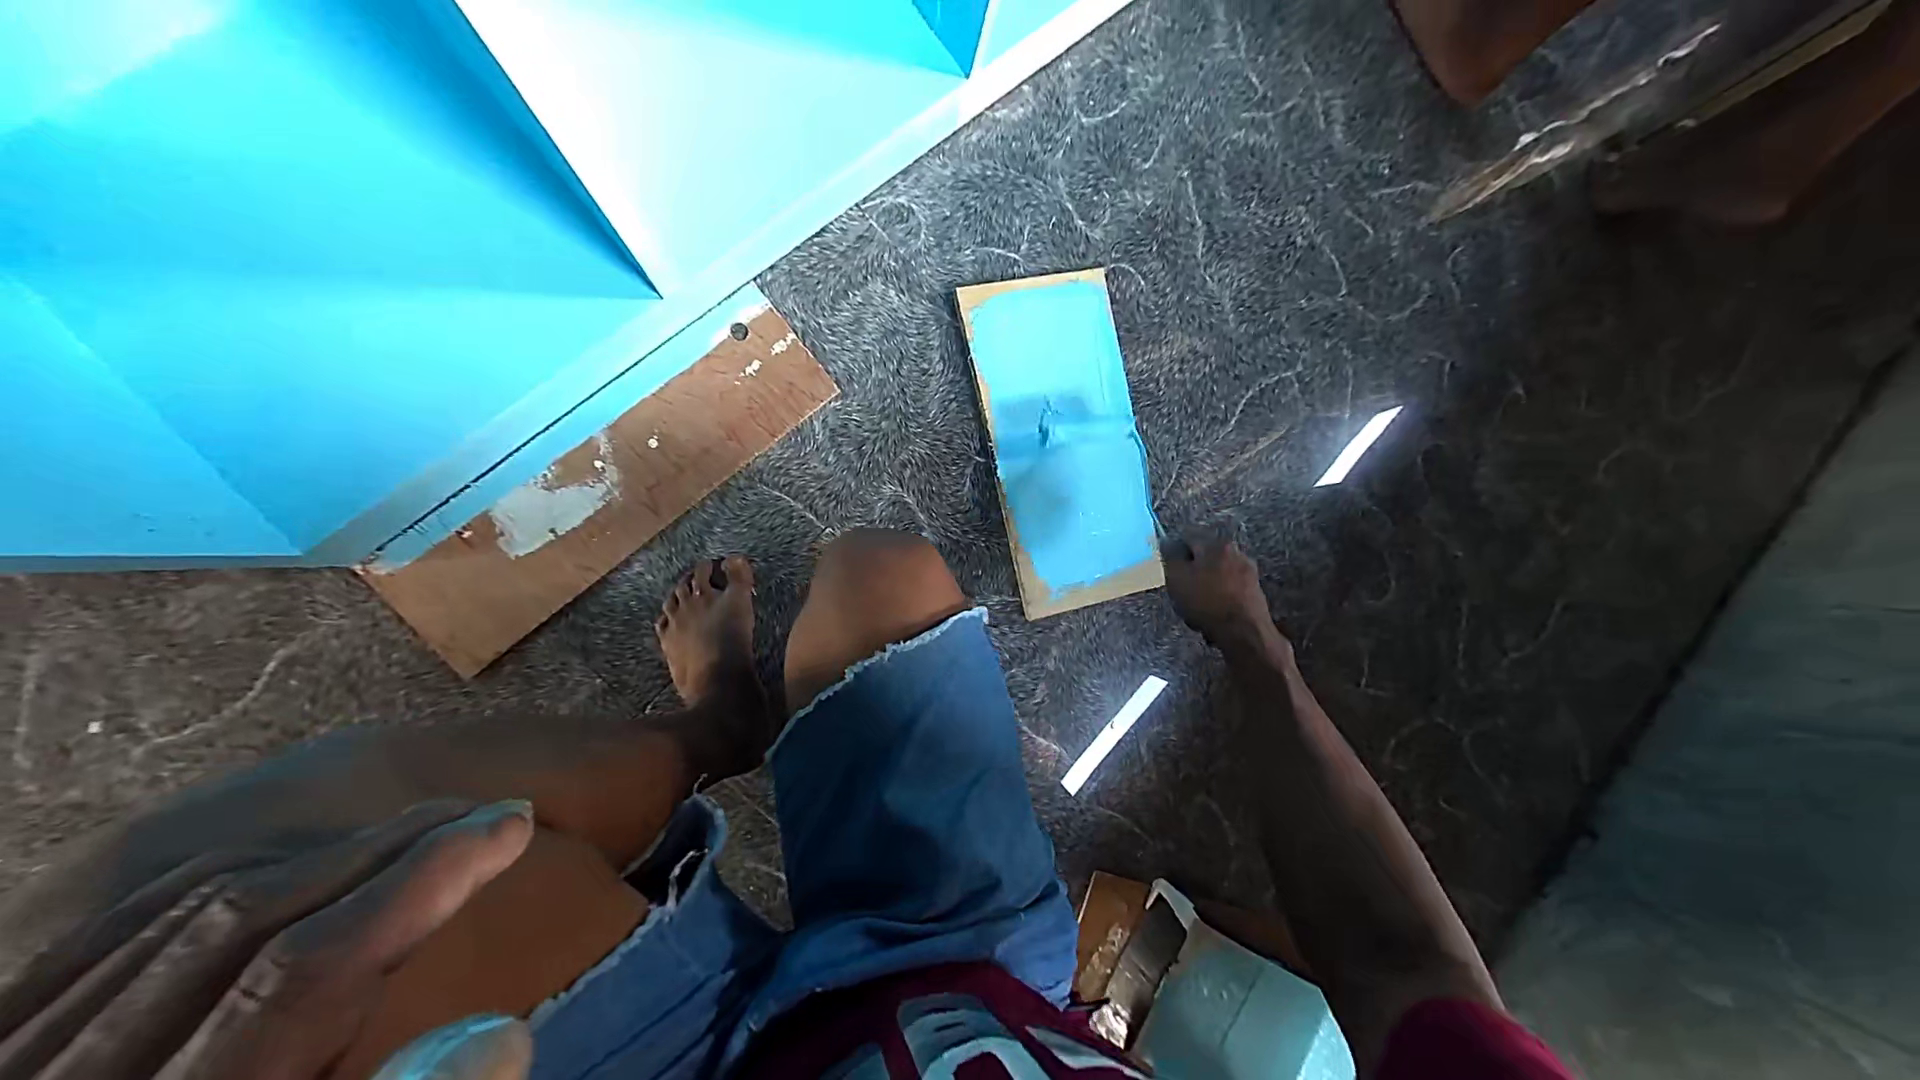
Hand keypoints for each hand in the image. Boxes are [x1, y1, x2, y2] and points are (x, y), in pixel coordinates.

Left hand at [0, 800, 534, 1079]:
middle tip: (480, 812)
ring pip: (192, 907)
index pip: (313, 966)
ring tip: (416, 831)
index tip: (510, 823)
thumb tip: (504, 1037)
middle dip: (394, 845)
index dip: (425, 877)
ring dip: (330, 851)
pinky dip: (236, 872)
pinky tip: (301, 862)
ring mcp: (20, 1062)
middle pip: (256, 916)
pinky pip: (120, 925)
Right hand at [1162, 527, 1290, 659]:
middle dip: (1193, 574)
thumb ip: (1170, 556)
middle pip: (1205, 559)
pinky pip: (1229, 591)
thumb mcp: (1176, 577)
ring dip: (1206, 588)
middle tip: (1183, 593)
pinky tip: (1213, 615)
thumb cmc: (1206, 602)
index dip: (1174, 556)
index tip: (1169, 573)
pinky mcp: (1255, 592)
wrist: (1243, 631)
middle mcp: (1236, 553)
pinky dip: (1220, 600)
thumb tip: (1167, 543)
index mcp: (1216, 544)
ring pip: (1217, 576)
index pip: (1188, 539)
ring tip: (1198, 609)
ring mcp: (1248, 573)